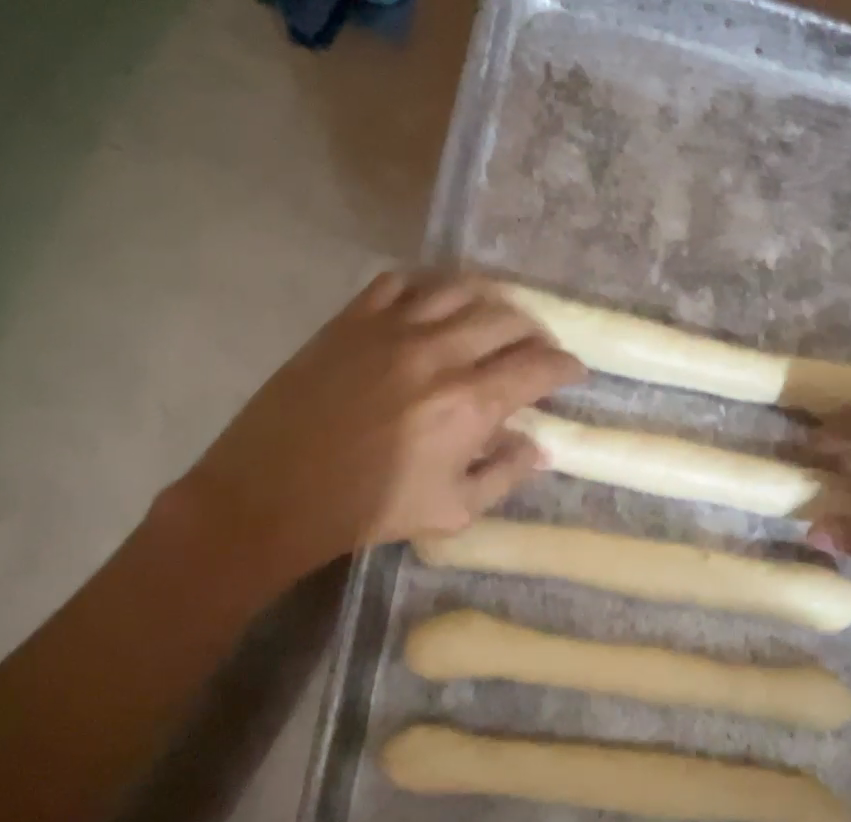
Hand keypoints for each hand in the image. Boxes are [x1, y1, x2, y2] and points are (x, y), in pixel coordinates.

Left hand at [176, 270, 585, 582]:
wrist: (277, 491)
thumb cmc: (371, 510)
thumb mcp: (454, 511)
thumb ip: (504, 474)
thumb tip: (538, 446)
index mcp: (469, 404)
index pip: (537, 366)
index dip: (565, 366)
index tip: (573, 373)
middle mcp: (439, 353)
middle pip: (508, 318)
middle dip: (536, 332)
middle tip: (538, 349)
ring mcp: (392, 327)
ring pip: (460, 288)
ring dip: (492, 299)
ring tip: (498, 317)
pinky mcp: (352, 319)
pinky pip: (402, 281)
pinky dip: (431, 286)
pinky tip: (436, 303)